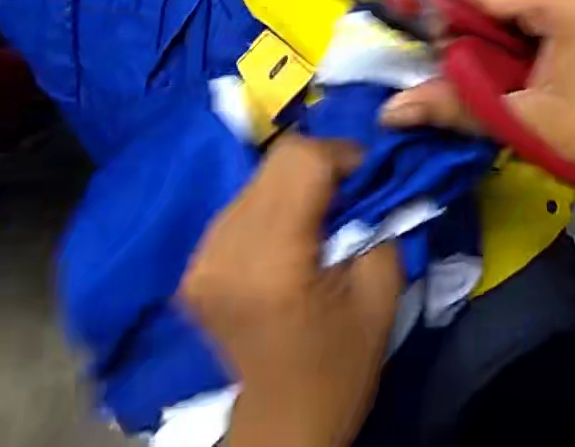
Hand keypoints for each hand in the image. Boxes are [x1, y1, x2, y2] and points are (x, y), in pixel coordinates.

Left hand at [178, 134, 402, 446]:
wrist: (283, 425)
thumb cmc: (338, 365)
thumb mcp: (380, 293)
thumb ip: (381, 222)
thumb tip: (372, 179)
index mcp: (271, 260)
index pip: (302, 160)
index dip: (343, 155)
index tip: (368, 177)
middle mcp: (225, 249)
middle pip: (278, 159)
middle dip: (322, 164)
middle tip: (348, 191)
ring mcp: (201, 257)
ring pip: (259, 176)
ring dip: (296, 183)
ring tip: (320, 214)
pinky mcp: (193, 265)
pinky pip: (242, 204)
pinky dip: (273, 205)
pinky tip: (290, 235)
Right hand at [380, 0, 574, 189]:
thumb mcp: (532, 124)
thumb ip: (458, 107)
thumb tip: (389, 108)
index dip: (438, 26)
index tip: (424, 69)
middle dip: (466, 45)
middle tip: (459, 92)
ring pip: (504, 12)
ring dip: (489, 52)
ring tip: (495, 93)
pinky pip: (526, 19)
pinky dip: (512, 51)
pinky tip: (519, 83)